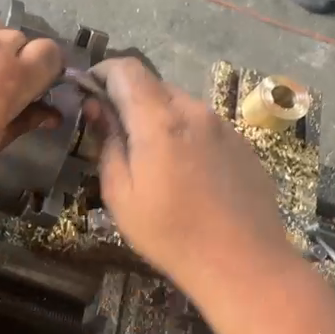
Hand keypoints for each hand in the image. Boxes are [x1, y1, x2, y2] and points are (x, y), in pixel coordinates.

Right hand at [89, 58, 293, 286]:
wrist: (246, 264)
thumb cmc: (171, 233)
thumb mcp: (120, 194)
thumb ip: (107, 143)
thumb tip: (98, 109)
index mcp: (159, 120)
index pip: (126, 69)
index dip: (102, 73)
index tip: (88, 94)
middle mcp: (194, 111)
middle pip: (153, 85)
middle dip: (128, 101)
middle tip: (115, 136)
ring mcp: (224, 126)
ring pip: (179, 105)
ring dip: (157, 119)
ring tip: (151, 161)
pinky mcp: (242, 144)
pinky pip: (203, 126)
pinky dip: (184, 135)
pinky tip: (185, 175)